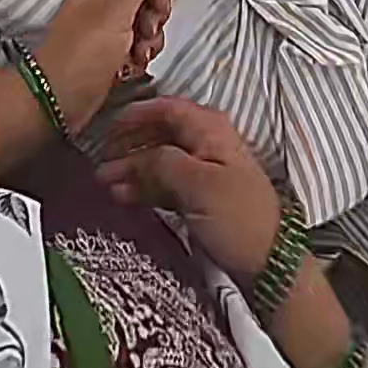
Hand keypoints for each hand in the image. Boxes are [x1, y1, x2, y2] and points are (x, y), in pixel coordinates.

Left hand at [35, 0, 171, 133]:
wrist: (55, 102)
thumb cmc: (79, 55)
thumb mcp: (116, 10)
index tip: (156, 8)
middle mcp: (107, 0)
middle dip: (155, 18)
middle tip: (143, 32)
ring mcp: (110, 27)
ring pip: (149, 24)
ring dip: (149, 42)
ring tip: (134, 55)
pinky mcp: (112, 51)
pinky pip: (140, 46)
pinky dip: (140, 58)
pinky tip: (129, 67)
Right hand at [96, 97, 282, 278]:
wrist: (267, 259)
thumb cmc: (236, 215)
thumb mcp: (198, 184)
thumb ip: (164, 162)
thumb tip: (136, 154)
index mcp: (210, 128)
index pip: (168, 108)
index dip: (137, 113)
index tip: (108, 125)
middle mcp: (206, 141)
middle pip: (160, 132)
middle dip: (130, 143)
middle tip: (100, 157)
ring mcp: (203, 168)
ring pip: (160, 158)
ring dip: (132, 168)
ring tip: (104, 182)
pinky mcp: (199, 194)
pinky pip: (165, 182)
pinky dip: (144, 186)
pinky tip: (123, 196)